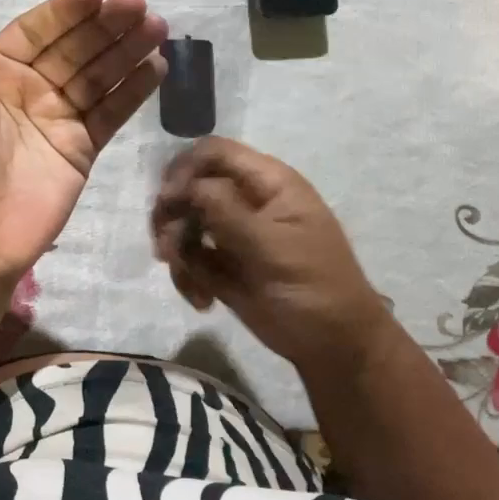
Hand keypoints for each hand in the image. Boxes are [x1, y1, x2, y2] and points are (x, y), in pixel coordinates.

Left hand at [0, 0, 167, 278]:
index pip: (35, 32)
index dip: (66, 13)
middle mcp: (28, 89)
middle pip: (74, 48)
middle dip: (105, 26)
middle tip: (138, 5)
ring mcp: (58, 118)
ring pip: (98, 75)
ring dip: (127, 49)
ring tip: (157, 25)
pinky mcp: (82, 148)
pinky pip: (111, 111)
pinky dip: (134, 89)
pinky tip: (157, 65)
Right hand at [151, 137, 393, 367]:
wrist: (333, 346)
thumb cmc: (314, 286)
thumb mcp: (272, 245)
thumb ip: (225, 210)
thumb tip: (180, 187)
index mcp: (268, 184)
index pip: (215, 153)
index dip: (186, 168)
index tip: (168, 200)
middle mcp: (245, 201)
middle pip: (190, 186)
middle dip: (172, 215)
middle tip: (165, 247)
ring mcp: (232, 233)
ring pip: (183, 223)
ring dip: (176, 250)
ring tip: (190, 283)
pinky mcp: (221, 265)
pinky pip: (188, 258)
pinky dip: (186, 277)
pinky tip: (203, 301)